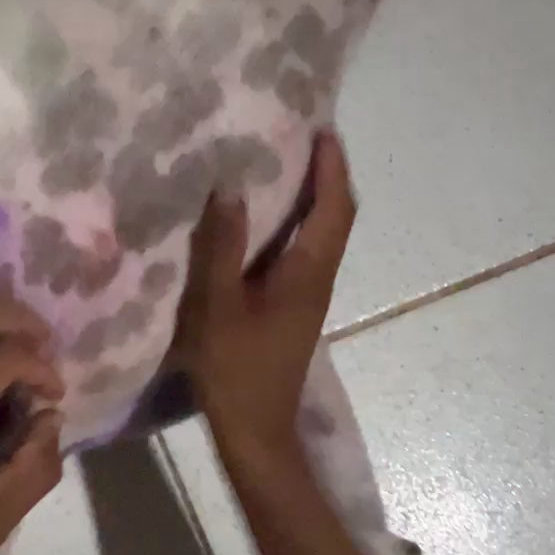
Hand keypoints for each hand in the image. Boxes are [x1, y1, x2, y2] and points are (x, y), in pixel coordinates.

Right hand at [174, 131, 355, 450]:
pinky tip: (262, 222)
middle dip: (326, 175)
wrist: (255, 427)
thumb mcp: (219, 304)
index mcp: (307, 272)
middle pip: (336, 216)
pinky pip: (303, 252)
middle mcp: (318, 278)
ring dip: (312, 198)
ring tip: (280, 167)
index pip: (333, 207)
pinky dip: (294, 225)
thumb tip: (231, 187)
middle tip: (299, 139)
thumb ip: (223, 246)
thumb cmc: (236, 367)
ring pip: (321, 235)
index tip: (321, 127)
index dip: (332, 166)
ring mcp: (308, 295)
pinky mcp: (293, 308)